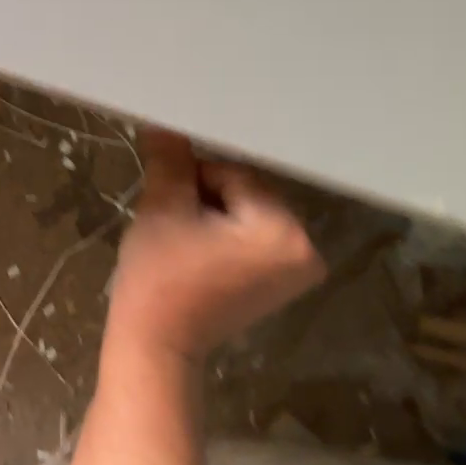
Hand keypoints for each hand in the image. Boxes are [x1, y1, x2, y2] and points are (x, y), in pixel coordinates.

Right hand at [106, 131, 324, 362]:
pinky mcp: (283, 282)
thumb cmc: (159, 273)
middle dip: (205, 197)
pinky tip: (194, 251)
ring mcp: (300, 269)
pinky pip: (253, 238)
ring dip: (211, 215)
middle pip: (247, 193)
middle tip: (169, 220)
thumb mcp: (161, 210)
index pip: (236, 174)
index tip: (164, 201)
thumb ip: (171, 164)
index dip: (192, 179)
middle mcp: (308, 248)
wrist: (157, 337)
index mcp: (285, 230)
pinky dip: (222, 236)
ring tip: (179, 238)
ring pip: (247, 214)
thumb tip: (167, 127)